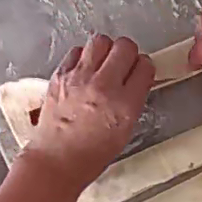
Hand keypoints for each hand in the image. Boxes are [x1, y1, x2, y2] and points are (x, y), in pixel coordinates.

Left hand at [22, 35, 154, 187]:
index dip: (144, 67)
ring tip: (102, 63)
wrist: (57, 160)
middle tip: (122, 64)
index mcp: (126, 105)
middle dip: (127, 53)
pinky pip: (76, 51)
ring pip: (100, 41)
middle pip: (125, 46)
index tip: (139, 71)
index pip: (145, 67)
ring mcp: (80, 78)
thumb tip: (135, 81)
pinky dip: (82, 57)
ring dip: (105, 49)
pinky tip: (83, 71)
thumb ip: (132, 101)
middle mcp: (104, 86)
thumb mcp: (125, 131)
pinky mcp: (60, 76)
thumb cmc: (90, 154)